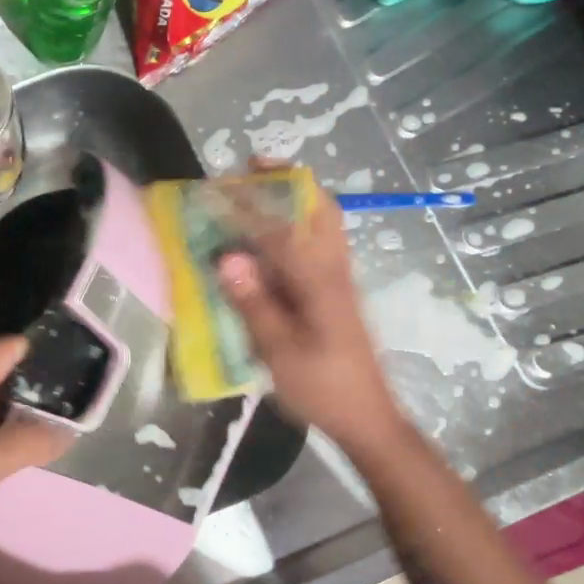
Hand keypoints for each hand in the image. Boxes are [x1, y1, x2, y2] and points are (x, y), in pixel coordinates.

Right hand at [215, 179, 409, 450]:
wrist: (367, 417)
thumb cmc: (323, 387)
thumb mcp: (280, 351)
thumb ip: (254, 303)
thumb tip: (227, 258)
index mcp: (319, 281)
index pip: (282, 228)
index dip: (248, 204)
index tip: (216, 188)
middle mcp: (333, 270)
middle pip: (319, 207)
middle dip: (285, 181)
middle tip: (250, 166)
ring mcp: (338, 280)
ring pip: (321, 222)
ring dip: (291, 198)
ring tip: (254, 188)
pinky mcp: (335, 293)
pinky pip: (316, 243)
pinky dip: (293, 224)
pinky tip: (266, 237)